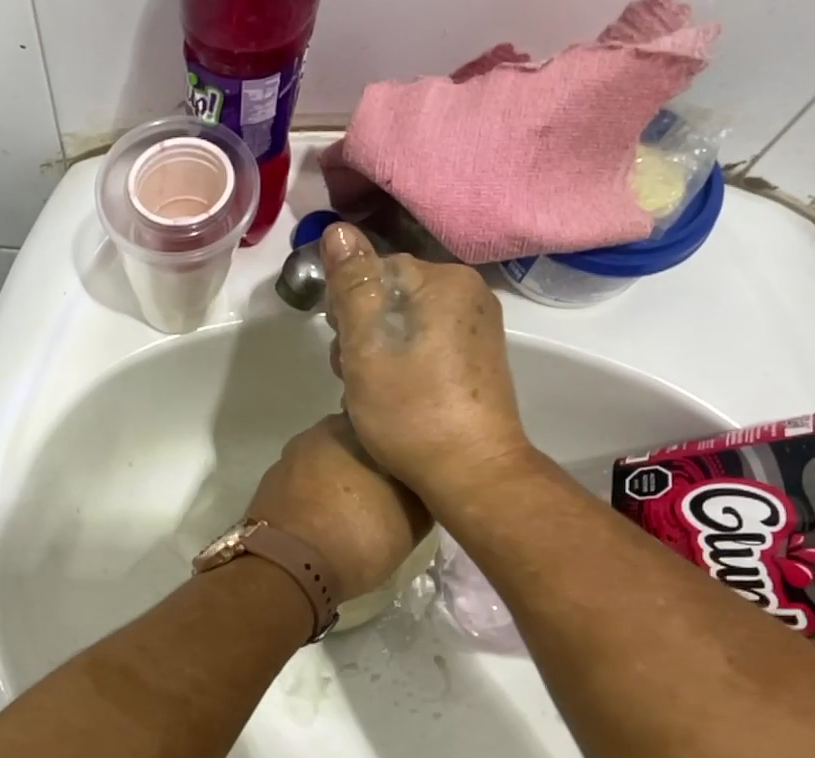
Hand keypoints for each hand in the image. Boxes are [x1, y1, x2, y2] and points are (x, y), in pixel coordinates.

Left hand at [246, 415, 430, 605]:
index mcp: (349, 428)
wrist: (286, 571)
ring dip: (337, 483)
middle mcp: (312, 435)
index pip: (384, 423)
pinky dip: (313, 501)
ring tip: (355, 511)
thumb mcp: (413, 517)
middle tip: (387, 491)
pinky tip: (324, 522)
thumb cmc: (357, 535)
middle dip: (366, 463)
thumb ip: (421, 489)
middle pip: (350, 445)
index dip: (399, 444)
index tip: (412, 466)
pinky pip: (300, 489)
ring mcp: (284, 463)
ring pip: (322, 466)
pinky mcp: (266, 491)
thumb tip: (421, 482)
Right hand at [321, 223, 534, 509]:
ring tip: (372, 392)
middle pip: (390, 295)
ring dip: (377, 352)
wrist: (470, 471)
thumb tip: (337, 229)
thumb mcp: (367, 346)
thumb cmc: (411, 409)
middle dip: (361, 331)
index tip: (341, 350)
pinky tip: (397, 397)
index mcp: (444, 280)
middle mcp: (468, 293)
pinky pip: (424, 344)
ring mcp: (477, 328)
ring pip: (404, 323)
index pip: (374, 269)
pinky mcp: (477, 359)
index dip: (345, 309)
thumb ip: (352, 284)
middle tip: (354, 376)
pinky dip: (402, 365)